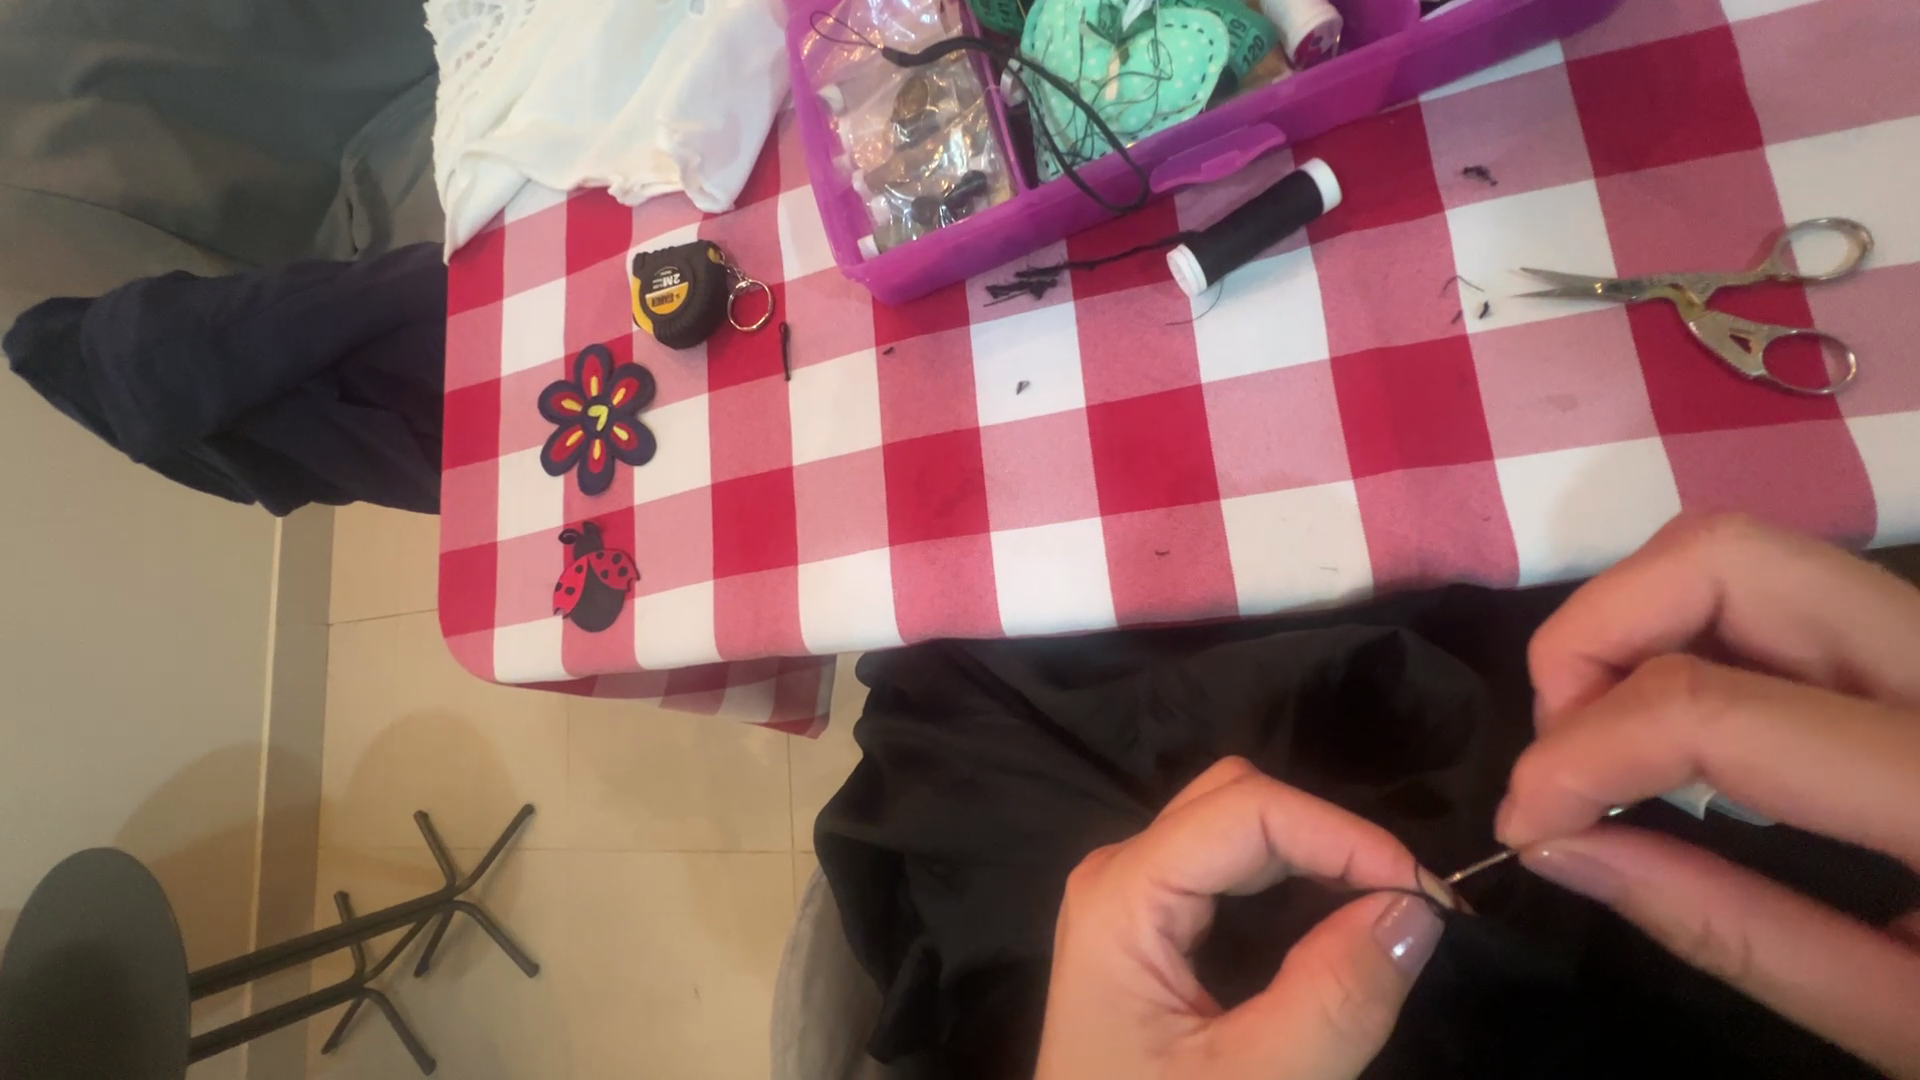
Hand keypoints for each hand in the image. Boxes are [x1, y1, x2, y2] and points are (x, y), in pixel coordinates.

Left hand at [1033, 757, 1452, 1079]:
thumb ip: (1333, 998)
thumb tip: (1415, 910)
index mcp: (1122, 892)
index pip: (1243, 808)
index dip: (1343, 834)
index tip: (1432, 898)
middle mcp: (1119, 870)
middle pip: (1233, 800)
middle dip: (1328, 835)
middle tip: (1414, 908)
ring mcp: (1129, 891)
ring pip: (1230, 823)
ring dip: (1312, 851)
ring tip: (1387, 910)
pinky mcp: (1146, 919)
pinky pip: (1222, 864)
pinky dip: (1286, 875)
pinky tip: (1330, 916)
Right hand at [1500, 514, 1919, 1076]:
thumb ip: (1728, 929)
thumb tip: (1551, 846)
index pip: (1706, 709)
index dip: (1573, 756)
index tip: (1523, 822)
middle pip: (1718, 561)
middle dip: (1586, 643)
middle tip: (1563, 741)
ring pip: (1732, 555)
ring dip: (1622, 628)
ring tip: (1603, 728)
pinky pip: (1764, 594)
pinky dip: (1670, 635)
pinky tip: (1672, 727)